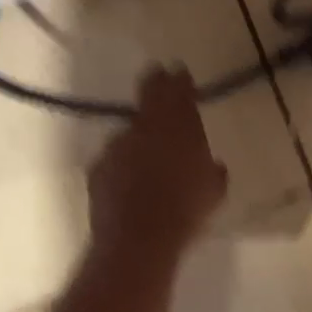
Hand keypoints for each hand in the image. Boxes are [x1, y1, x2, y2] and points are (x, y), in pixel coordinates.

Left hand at [87, 68, 228, 259]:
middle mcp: (147, 125)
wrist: (138, 240)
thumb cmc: (186, 210)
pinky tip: (128, 179)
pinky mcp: (98, 168)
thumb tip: (213, 164)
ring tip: (146, 151)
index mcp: (180, 124)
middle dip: (156, 83)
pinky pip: (114, 157)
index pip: (180, 89)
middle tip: (158, 76)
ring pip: (130, 129)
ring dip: (138, 134)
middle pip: (150, 92)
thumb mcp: (214, 188)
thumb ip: (213, 168)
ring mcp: (118, 145)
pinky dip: (121, 162)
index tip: (180, 72)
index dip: (181, 80)